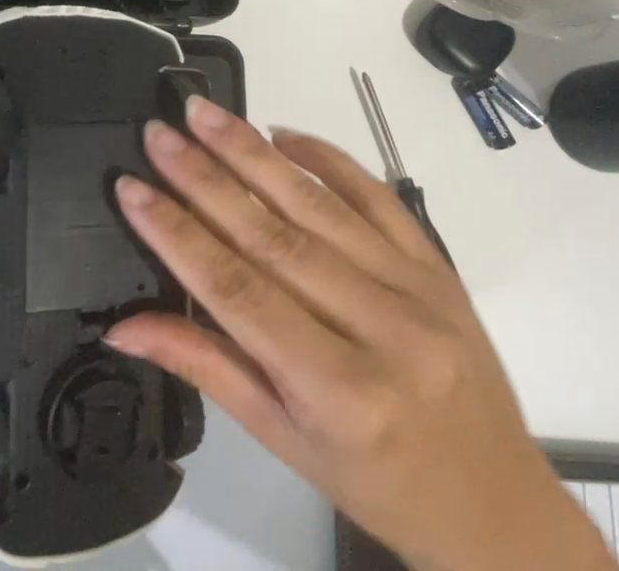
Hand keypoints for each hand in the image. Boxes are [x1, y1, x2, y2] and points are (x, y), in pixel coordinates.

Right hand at [104, 97, 612, 570]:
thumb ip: (204, 366)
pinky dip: (329, 160)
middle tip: (159, 134)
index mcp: (338, 389)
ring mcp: (421, 292)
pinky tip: (283, 132)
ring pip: (320, 207)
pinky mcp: (441, 269)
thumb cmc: (374, 481)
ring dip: (255, 154)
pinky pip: (381, 200)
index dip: (177, 235)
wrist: (495, 504)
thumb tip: (122, 326)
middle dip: (205, 179)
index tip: (132, 189)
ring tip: (205, 114)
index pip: (237, 292)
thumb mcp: (280, 437)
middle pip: (275, 237)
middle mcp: (384, 331)